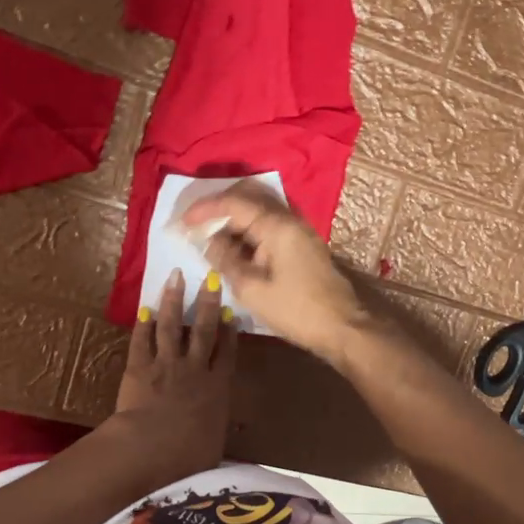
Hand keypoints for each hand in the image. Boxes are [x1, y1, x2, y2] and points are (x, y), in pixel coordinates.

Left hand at [108, 267, 236, 484]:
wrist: (151, 447)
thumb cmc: (188, 455)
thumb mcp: (213, 448)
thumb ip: (217, 433)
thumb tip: (228, 436)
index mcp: (217, 388)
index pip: (226, 353)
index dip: (229, 332)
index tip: (230, 312)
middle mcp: (194, 369)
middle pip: (204, 330)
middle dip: (207, 303)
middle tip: (210, 278)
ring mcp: (166, 365)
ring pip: (172, 326)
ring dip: (174, 301)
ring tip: (175, 278)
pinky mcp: (139, 367)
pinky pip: (142, 341)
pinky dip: (143, 325)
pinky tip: (145, 309)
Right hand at [182, 184, 368, 361]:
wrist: (341, 327)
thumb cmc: (295, 310)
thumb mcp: (251, 288)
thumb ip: (226, 260)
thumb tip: (208, 242)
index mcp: (276, 225)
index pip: (234, 204)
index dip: (204, 210)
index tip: (181, 222)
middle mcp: (289, 218)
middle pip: (248, 196)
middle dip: (218, 207)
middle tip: (195, 223)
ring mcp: (297, 230)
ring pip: (259, 209)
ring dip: (233, 218)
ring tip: (209, 236)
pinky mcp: (301, 243)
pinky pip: (268, 224)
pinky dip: (247, 230)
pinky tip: (233, 247)